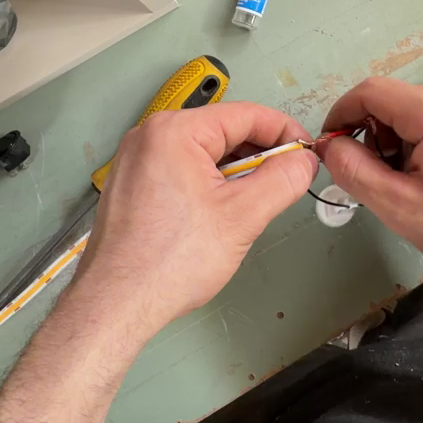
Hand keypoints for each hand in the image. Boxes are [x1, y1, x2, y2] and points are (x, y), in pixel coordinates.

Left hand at [77, 102, 315, 336]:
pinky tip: (222, 211)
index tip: (308, 152)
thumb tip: (305, 160)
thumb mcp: (243, 216)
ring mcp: (137, 159)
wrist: (114, 307)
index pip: (246, 115)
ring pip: (204, 151)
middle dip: (260, 154)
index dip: (284, 131)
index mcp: (175, 130)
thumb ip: (283, 180)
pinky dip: (210, 182)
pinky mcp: (132, 183)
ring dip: (236, 171)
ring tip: (255, 202)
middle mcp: (151, 134)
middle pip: (223, 131)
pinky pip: (183, 167)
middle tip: (287, 182)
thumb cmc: (173, 260)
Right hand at [315, 78, 422, 285]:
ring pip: (413, 109)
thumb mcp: (401, 206)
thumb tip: (330, 145)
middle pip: (393, 100)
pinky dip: (420, 139)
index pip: (371, 91)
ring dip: (396, 140)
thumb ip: (354, 170)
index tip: (331, 148)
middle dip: (373, 135)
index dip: (342, 115)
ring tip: (408, 182)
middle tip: (377, 178)